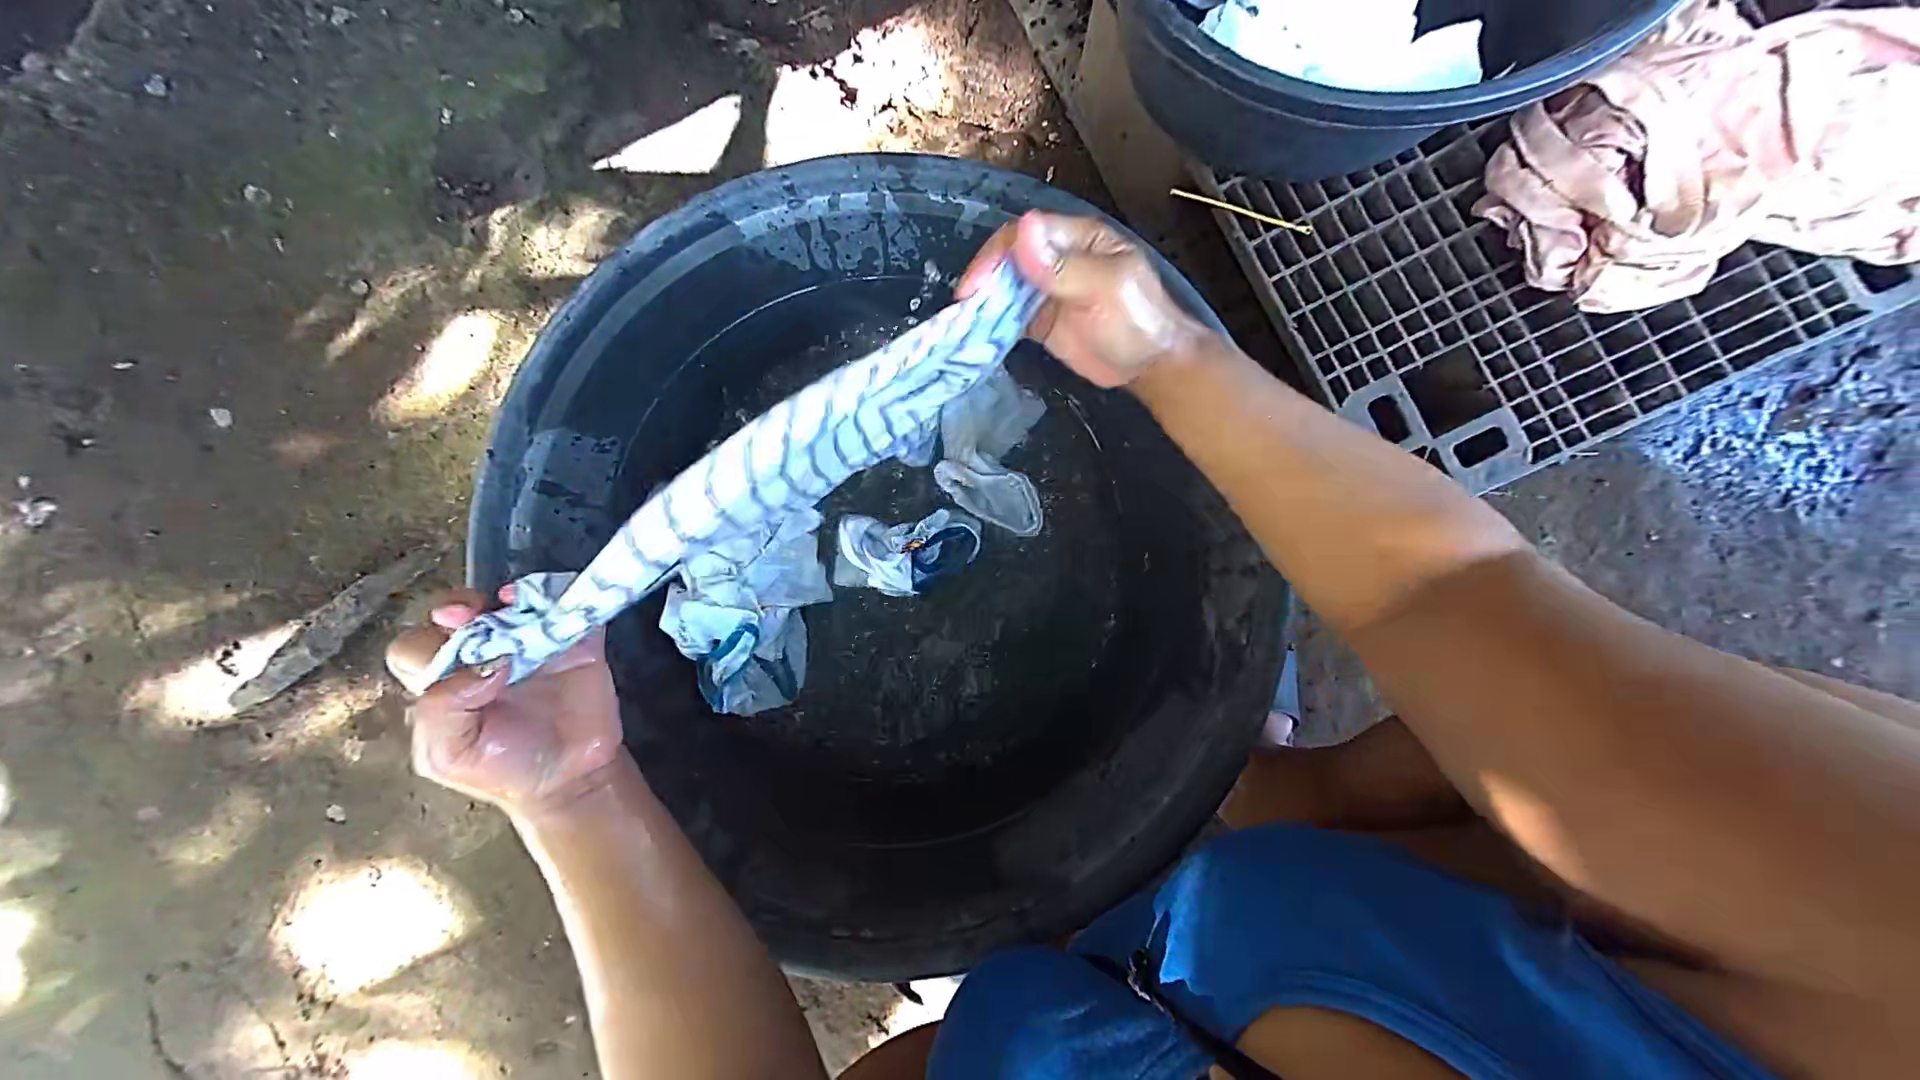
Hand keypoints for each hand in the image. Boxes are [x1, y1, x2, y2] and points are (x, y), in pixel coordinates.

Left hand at [386, 586, 623, 818]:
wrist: (571, 776)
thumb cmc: (503, 768)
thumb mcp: (449, 754)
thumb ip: (442, 710)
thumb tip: (485, 665)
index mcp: (445, 680)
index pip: (419, 646)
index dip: (429, 639)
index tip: (446, 651)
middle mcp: (484, 653)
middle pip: (461, 611)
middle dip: (461, 603)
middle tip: (472, 612)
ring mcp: (532, 642)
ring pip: (513, 600)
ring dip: (512, 593)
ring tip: (514, 600)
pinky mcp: (577, 641)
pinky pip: (570, 606)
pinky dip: (564, 595)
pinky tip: (557, 605)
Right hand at [956, 211, 1209, 387]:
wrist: (1151, 365)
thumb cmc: (1138, 320)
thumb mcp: (1105, 288)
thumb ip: (1064, 266)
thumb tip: (1024, 231)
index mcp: (1077, 239)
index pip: (1025, 235)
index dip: (996, 256)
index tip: (976, 286)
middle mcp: (1057, 259)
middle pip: (1008, 259)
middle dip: (984, 279)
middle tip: (965, 307)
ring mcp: (1047, 291)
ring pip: (1005, 287)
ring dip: (985, 302)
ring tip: (965, 323)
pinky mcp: (1041, 320)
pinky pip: (1009, 315)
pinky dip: (993, 323)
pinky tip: (979, 335)